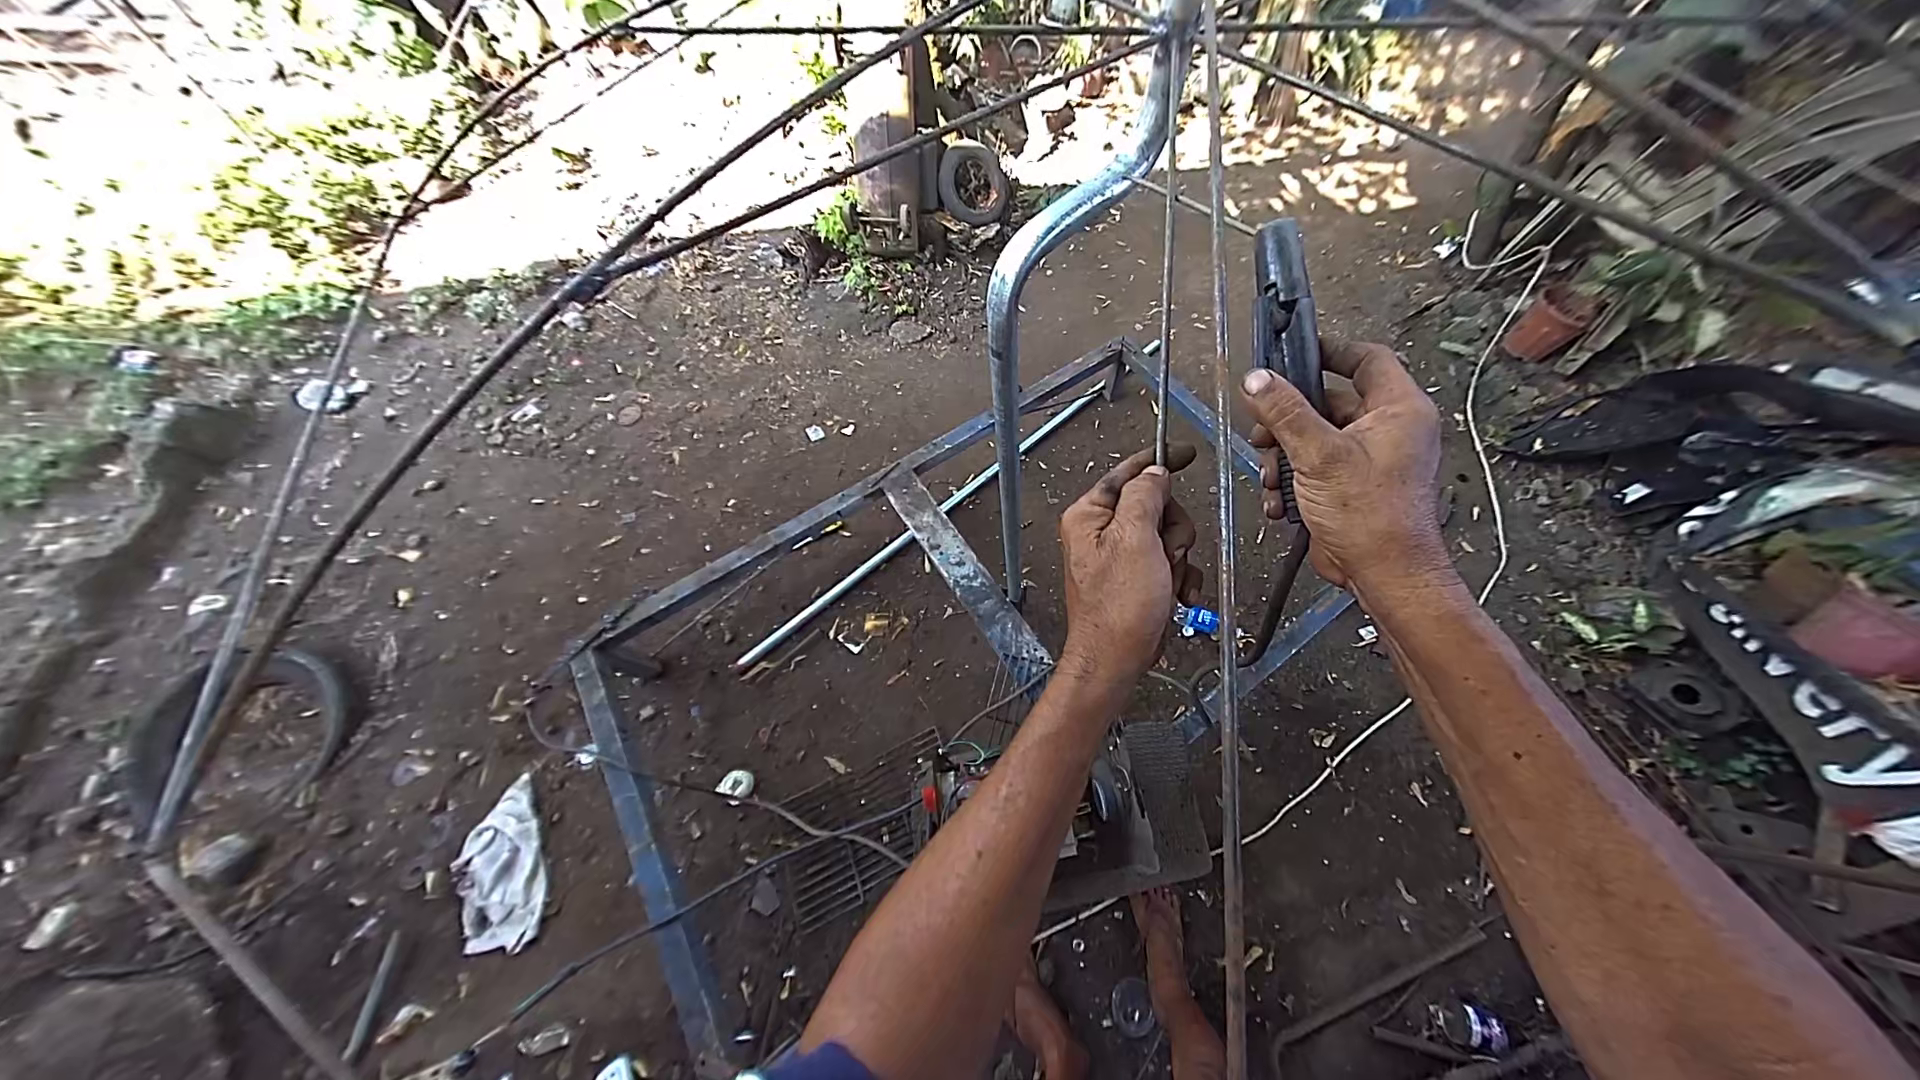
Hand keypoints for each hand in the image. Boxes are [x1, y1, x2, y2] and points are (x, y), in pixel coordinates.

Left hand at [1058, 444, 1202, 683]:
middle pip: (1155, 505)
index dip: (1157, 463)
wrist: (1117, 657)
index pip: (1126, 473)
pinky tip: (1177, 595)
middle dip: (1172, 529)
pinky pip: (1170, 562)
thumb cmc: (1118, 606)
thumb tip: (1155, 473)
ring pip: (1168, 534)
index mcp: (1089, 515)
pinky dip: (1180, 577)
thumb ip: (1145, 497)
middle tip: (1168, 551)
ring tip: (1167, 579)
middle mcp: (1100, 532)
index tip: (1183, 454)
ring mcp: (1119, 555)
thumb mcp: (1135, 539)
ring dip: (1178, 558)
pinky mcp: (1136, 576)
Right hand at [1240, 338, 1452, 596]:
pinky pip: (1310, 467)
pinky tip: (1280, 499)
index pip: (1365, 359)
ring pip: (1311, 438)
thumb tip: (1257, 381)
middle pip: (1325, 404)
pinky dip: (1290, 480)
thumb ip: (1286, 413)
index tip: (1295, 352)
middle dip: (1287, 422)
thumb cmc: (1373, 516)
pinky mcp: (1348, 484)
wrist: (1382, 571)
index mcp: (1397, 410)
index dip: (1330, 351)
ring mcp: (1367, 458)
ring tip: (1273, 475)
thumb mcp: (1319, 455)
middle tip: (1263, 431)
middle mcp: (1386, 430)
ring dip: (1282, 457)